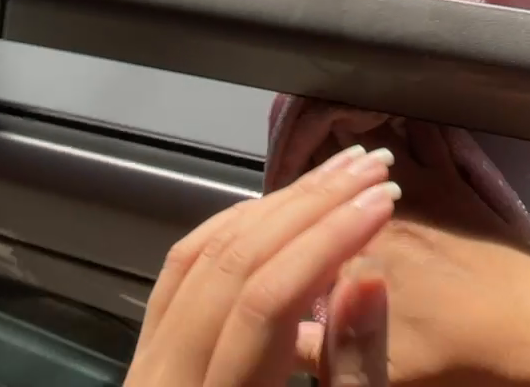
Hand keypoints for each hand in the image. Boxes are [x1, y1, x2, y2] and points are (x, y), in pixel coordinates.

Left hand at [126, 144, 399, 386]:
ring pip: (205, 251)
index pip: (266, 300)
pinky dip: (238, 221)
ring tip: (341, 170)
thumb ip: (353, 370)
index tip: (386, 198)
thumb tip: (368, 273)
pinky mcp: (147, 347)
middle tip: (372, 165)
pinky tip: (283, 201)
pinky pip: (184, 264)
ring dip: (280, 201)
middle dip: (312, 204)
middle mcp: (161, 383)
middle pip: (234, 263)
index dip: (330, 237)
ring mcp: (144, 363)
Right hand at [299, 124, 529, 386]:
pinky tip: (398, 111)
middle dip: (319, 156)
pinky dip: (408, 121)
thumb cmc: (453, 355)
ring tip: (337, 113)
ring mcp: (423, 188)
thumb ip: (316, 351)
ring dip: (358, 128)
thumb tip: (277, 329)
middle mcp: (383, 211)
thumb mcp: (376, 376)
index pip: (306, 220)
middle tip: (300, 138)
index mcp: (354, 254)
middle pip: (339, 173)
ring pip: (380, 143)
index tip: (277, 198)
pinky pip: (427, 135)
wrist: (526, 327)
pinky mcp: (455, 181)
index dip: (289, 207)